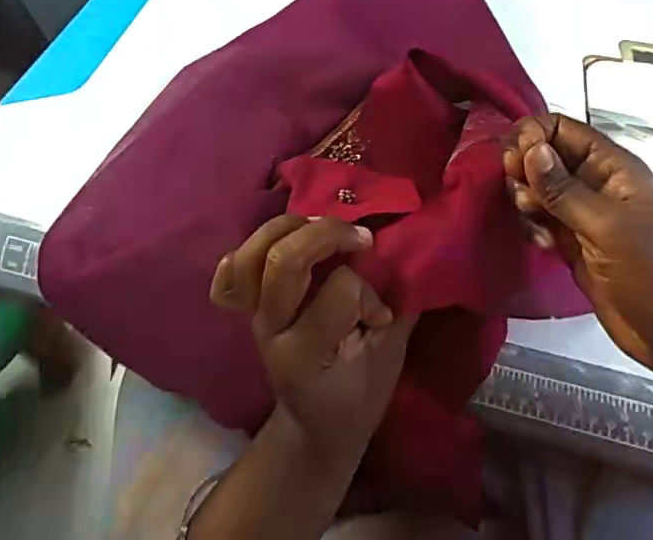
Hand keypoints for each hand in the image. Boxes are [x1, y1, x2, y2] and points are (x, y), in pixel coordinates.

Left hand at [211, 215, 418, 464]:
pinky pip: (236, 267)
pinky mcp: (249, 304)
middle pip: (284, 259)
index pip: (338, 292)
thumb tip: (415, 261)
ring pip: (255, 252)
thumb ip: (397, 312)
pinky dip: (256, 244)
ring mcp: (254, 314)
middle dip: (328, 233)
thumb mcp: (385, 362)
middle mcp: (271, 328)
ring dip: (292, 226)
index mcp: (305, 352)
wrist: (313, 427)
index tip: (382, 314)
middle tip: (362, 237)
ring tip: (323, 226)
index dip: (367, 294)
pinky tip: (284, 237)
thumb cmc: (356, 397)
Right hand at [503, 114, 652, 373]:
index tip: (514, 159)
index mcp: (613, 169)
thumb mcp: (609, 227)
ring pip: (538, 189)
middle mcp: (597, 186)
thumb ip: (563, 188)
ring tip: (533, 221)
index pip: (562, 129)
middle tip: (521, 195)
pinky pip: (542, 220)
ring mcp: (586, 217)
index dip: (533, 136)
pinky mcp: (576, 245)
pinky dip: (532, 226)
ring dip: (525, 199)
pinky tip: (539, 243)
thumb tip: (529, 148)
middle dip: (524, 170)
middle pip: (544, 156)